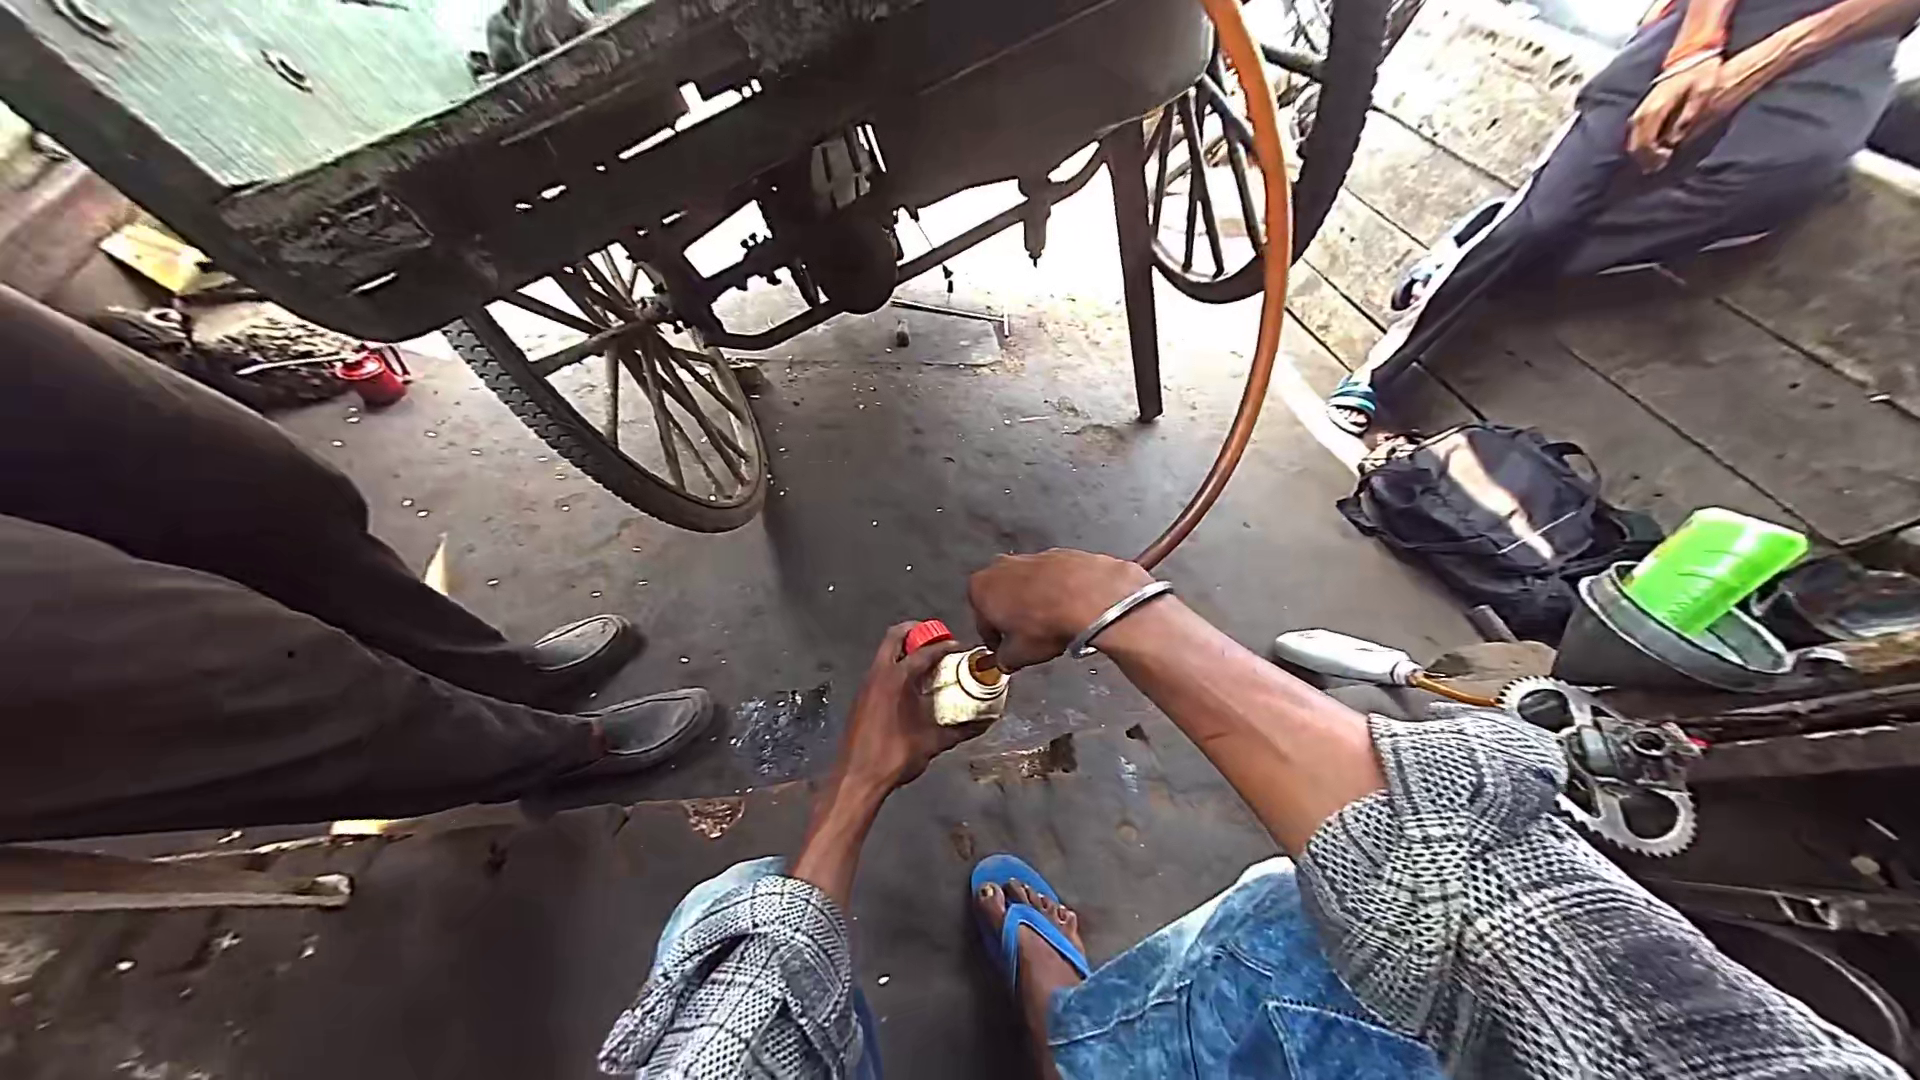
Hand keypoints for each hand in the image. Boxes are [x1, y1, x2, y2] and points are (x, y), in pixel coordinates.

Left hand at [838, 622, 977, 789]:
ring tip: (926, 662)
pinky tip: (910, 686)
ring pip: (885, 651)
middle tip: (936, 641)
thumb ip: (961, 730)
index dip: (945, 646)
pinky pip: (880, 668)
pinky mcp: (861, 696)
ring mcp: (866, 683)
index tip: (959, 647)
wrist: (856, 778)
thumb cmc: (895, 757)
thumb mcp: (933, 743)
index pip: (925, 651)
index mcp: (897, 678)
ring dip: (905, 649)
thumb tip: (985, 723)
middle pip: (896, 635)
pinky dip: (896, 666)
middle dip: (917, 632)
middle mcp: (879, 673)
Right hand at [968, 548, 1152, 670]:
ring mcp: (1029, 558)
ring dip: (1034, 604)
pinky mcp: (1056, 555)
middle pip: (1002, 599)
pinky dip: (1056, 592)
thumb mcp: (1017, 655)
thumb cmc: (1048, 619)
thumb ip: (1004, 659)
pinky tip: (1066, 611)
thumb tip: (1007, 660)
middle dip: (1013, 618)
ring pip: (1026, 587)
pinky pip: (1051, 579)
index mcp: (980, 588)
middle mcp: (1001, 567)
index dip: (994, 640)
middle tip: (1027, 639)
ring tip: (1051, 626)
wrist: (1088, 597)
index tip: (1003, 650)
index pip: (981, 621)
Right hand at [1626, 55, 1723, 171]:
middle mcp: (1641, 115)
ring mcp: (1638, 114)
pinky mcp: (1640, 112)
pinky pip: (1636, 135)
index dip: (1651, 158)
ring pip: (1633, 142)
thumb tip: (1673, 142)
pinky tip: (1652, 146)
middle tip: (1656, 167)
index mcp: (1654, 112)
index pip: (1644, 144)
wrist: (1693, 54)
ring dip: (1641, 152)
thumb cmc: (1702, 72)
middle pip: (1635, 146)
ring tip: (1653, 159)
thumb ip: (1687, 118)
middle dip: (1644, 159)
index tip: (1662, 164)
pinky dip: (1641, 143)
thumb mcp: (1704, 92)